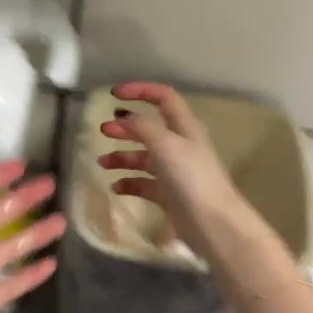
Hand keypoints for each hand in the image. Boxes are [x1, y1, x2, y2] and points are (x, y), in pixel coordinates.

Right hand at [97, 82, 252, 255]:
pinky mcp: (167, 194)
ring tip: (102, 163)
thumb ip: (142, 127)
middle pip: (149, 129)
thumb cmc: (190, 177)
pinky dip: (128, 183)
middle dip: (125, 128)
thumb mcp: (166, 144)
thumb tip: (124, 117)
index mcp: (184, 127)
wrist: (210, 221)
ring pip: (143, 158)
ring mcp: (173, 171)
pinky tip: (116, 187)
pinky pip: (143, 184)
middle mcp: (179, 146)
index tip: (114, 94)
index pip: (163, 98)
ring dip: (122, 157)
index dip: (140, 91)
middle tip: (103, 131)